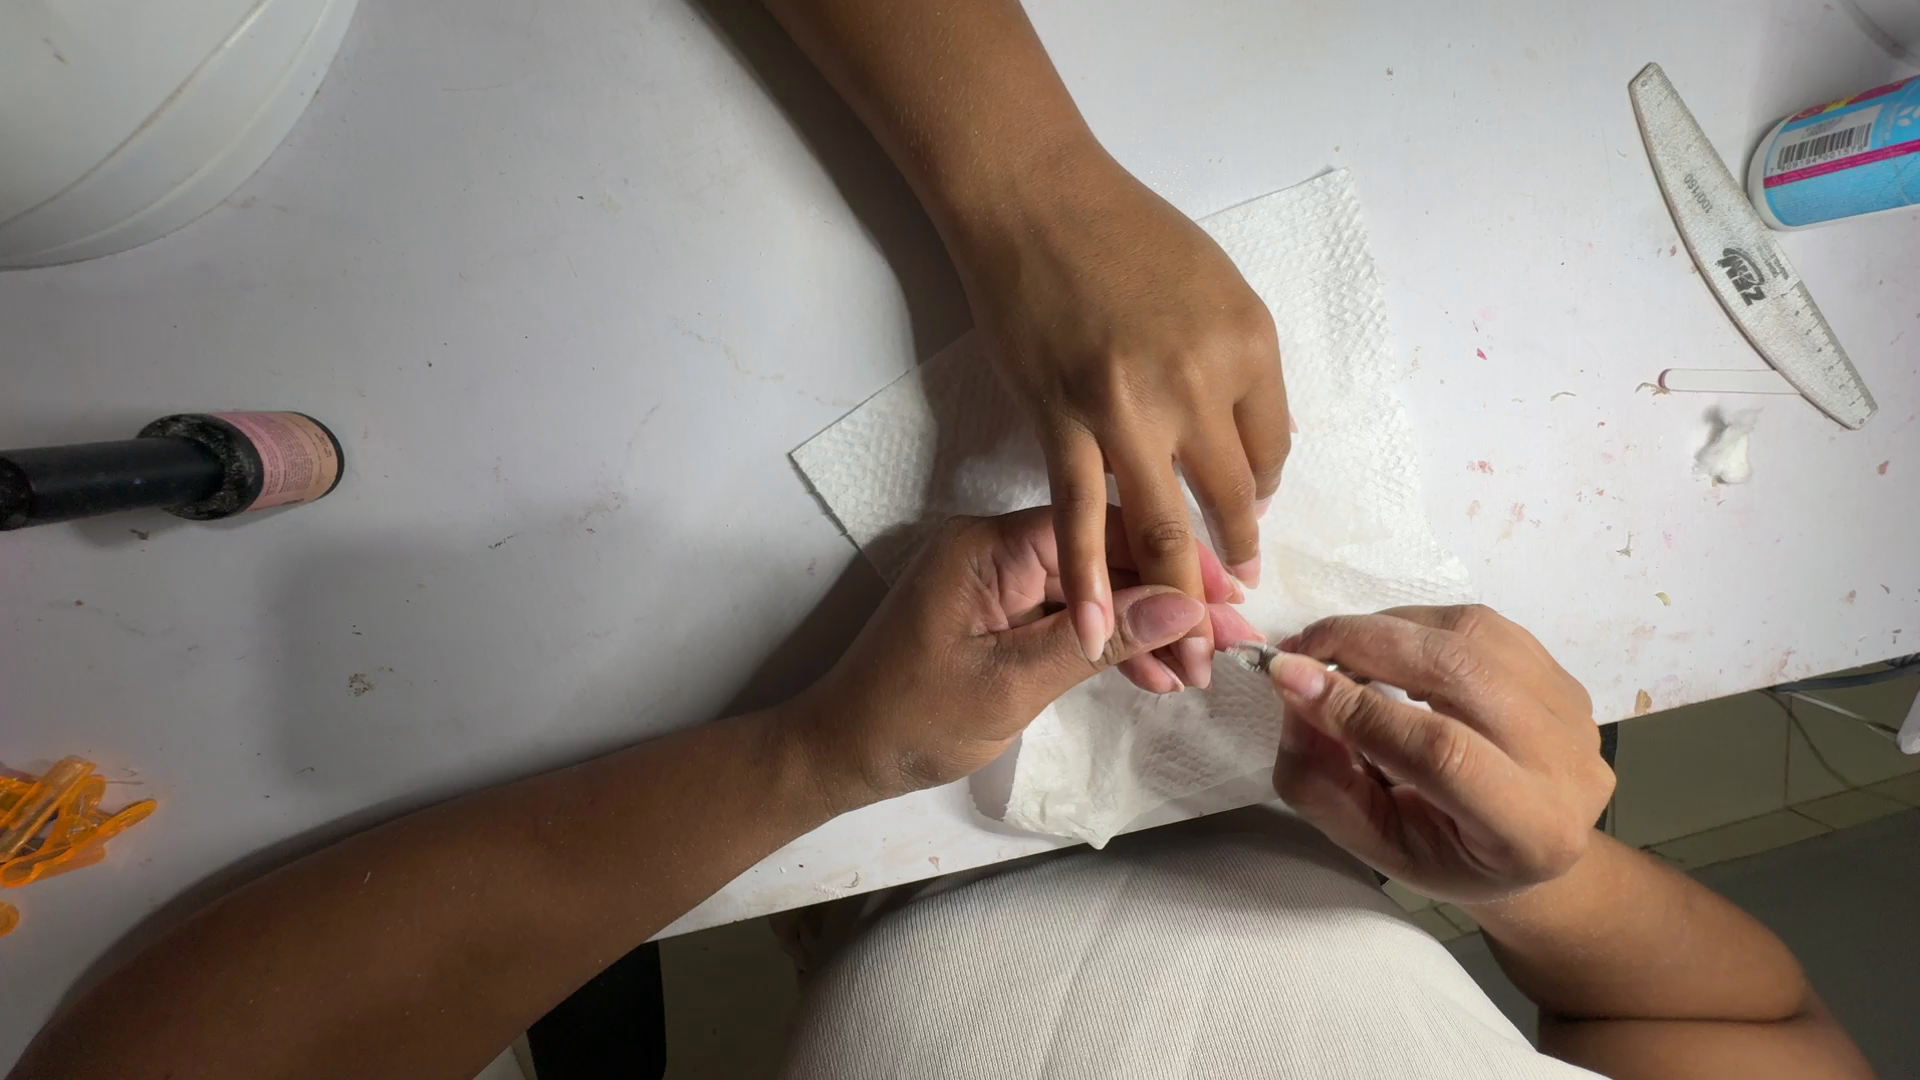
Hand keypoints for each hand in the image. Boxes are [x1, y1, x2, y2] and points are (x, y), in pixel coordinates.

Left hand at [793, 508, 1261, 810]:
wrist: (848, 752)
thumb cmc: (914, 718)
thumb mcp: (1011, 683)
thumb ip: (1097, 641)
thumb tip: (1184, 604)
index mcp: (991, 546)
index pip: (1098, 529)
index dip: (1168, 559)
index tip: (1229, 597)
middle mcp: (1000, 550)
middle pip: (1103, 559)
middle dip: (1167, 602)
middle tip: (1228, 644)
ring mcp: (1005, 583)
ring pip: (1094, 592)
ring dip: (1145, 630)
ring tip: (1199, 670)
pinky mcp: (1007, 615)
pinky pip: (1071, 619)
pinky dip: (1110, 647)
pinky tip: (1155, 676)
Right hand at [950, 154, 1289, 692]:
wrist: (1033, 201)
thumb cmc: (1125, 231)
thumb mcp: (1214, 284)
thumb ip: (1235, 364)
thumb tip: (1233, 440)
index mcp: (1249, 343)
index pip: (1272, 450)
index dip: (1259, 495)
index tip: (1242, 515)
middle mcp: (1198, 384)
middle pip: (1231, 501)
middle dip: (1235, 567)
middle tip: (1233, 613)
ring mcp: (1128, 411)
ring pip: (1165, 526)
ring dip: (1179, 596)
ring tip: (1189, 649)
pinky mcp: (1062, 427)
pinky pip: (1085, 519)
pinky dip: (1091, 581)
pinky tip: (1098, 632)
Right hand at [1264, 605, 1614, 904]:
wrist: (1523, 839)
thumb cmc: (1438, 849)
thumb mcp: (1364, 840)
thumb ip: (1317, 778)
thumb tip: (1294, 689)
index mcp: (1527, 830)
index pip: (1441, 753)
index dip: (1355, 707)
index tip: (1284, 675)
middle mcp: (1567, 764)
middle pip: (1459, 671)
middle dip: (1361, 645)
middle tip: (1298, 650)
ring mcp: (1570, 709)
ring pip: (1464, 634)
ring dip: (1381, 629)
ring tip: (1336, 650)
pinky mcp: (1557, 670)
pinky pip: (1473, 622)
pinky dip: (1410, 623)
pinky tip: (1385, 648)